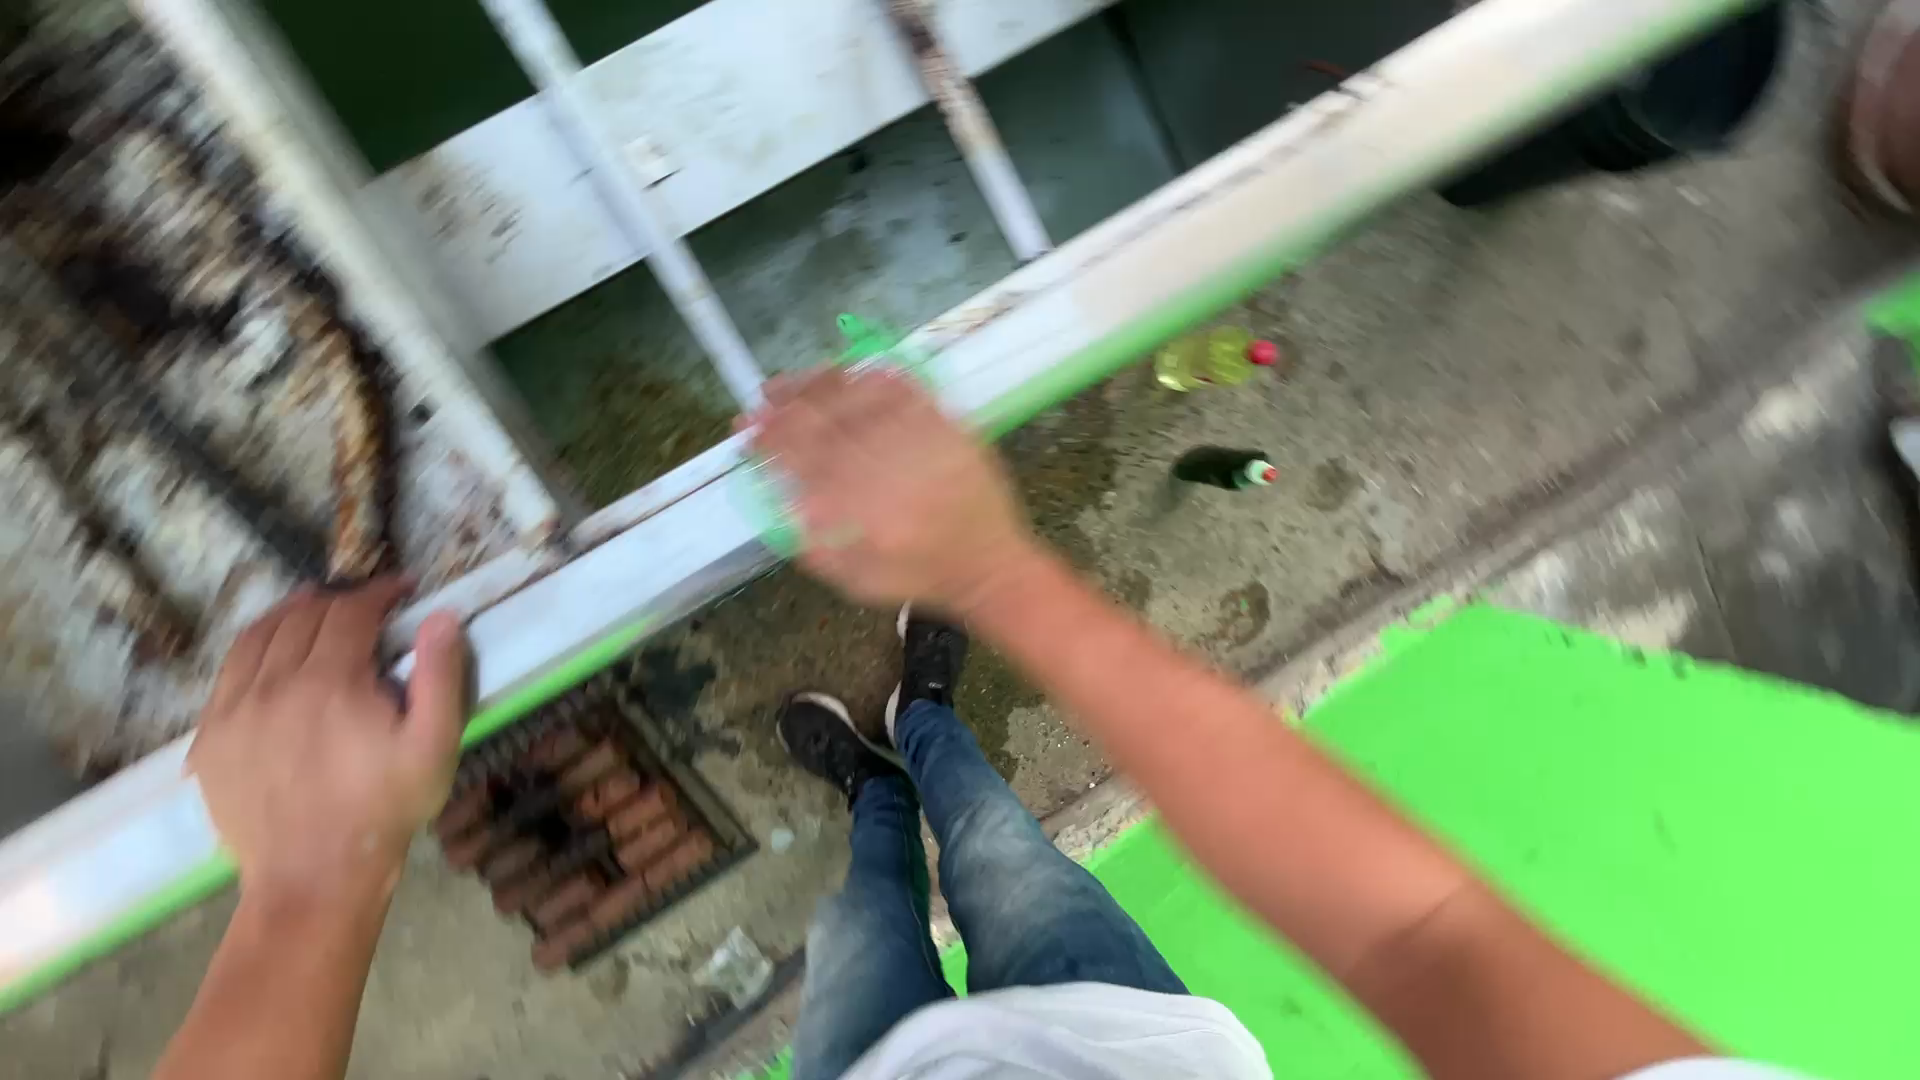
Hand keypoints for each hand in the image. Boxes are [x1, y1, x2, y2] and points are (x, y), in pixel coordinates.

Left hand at [188, 578, 469, 903]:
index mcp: (330, 683)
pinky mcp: (210, 740)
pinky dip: (255, 649)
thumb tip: (442, 616)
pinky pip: (227, 675)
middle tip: (372, 600)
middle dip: (341, 599)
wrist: (315, 874)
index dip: (381, 592)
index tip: (406, 588)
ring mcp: (232, 713)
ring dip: (290, 614)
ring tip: (316, 607)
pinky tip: (274, 654)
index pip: (351, 613)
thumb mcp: (436, 741)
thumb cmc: (388, 804)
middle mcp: (272, 687)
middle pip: (302, 619)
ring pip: (255, 639)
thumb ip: (441, 674)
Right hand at [748, 366, 1039, 611]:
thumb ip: (817, 548)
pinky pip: (913, 393)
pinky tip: (852, 370)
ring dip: (824, 385)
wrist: (992, 568)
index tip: (747, 432)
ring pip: (866, 401)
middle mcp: (896, 473)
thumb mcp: (860, 583)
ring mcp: (927, 446)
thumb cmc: (922, 579)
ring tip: (794, 380)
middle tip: (761, 398)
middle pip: (831, 425)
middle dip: (788, 407)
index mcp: (869, 514)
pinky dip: (879, 377)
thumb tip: (781, 505)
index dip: (771, 442)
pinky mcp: (953, 431)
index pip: (807, 463)